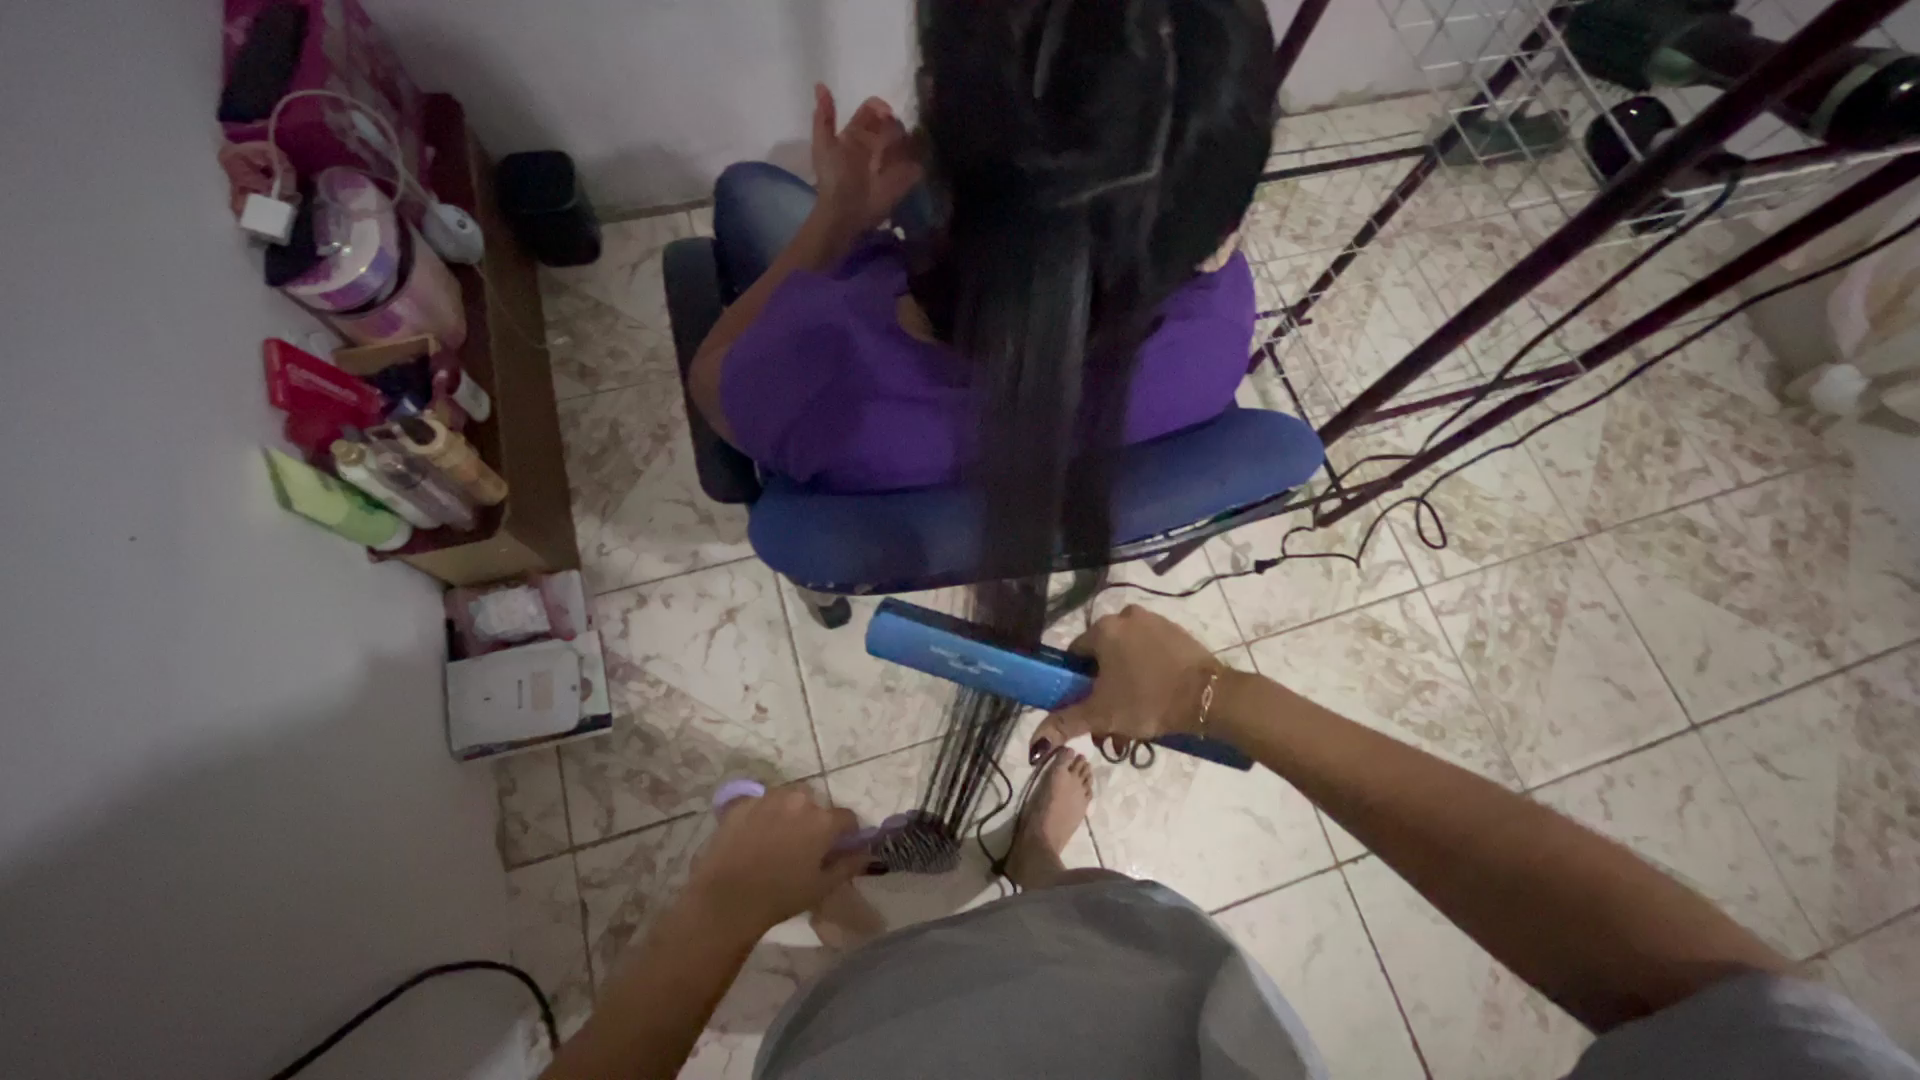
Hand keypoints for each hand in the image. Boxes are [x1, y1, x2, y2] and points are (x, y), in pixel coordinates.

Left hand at [684, 784, 868, 936]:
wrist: (727, 899)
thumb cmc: (781, 896)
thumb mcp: (822, 886)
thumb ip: (848, 865)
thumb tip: (866, 854)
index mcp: (823, 820)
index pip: (847, 817)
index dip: (846, 833)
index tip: (839, 847)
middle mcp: (799, 800)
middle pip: (816, 803)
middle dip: (815, 819)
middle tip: (804, 845)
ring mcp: (768, 798)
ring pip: (787, 798)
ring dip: (789, 812)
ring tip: (778, 838)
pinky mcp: (742, 803)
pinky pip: (760, 804)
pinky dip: (763, 815)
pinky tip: (754, 837)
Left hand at [808, 84, 922, 236]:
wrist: (843, 211)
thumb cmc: (832, 178)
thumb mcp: (823, 144)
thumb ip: (824, 117)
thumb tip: (820, 84)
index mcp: (858, 132)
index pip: (873, 110)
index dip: (880, 107)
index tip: (884, 113)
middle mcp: (876, 143)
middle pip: (893, 122)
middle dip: (893, 126)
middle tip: (889, 138)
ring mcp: (891, 161)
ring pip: (907, 140)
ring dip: (904, 143)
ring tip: (896, 155)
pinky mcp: (903, 179)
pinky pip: (917, 164)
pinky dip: (915, 162)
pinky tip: (907, 164)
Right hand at [1029, 606, 1225, 761]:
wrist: (1209, 697)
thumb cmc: (1148, 701)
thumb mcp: (1102, 715)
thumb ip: (1065, 724)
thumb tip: (1034, 744)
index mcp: (1103, 629)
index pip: (1075, 656)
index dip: (1078, 684)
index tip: (1089, 707)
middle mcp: (1125, 616)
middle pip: (1103, 656)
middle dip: (1104, 689)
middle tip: (1114, 720)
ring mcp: (1154, 621)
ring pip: (1128, 654)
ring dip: (1126, 682)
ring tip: (1137, 715)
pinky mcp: (1177, 632)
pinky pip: (1151, 651)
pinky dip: (1148, 671)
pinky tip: (1157, 696)